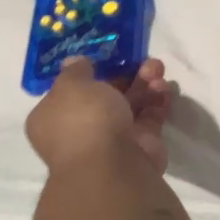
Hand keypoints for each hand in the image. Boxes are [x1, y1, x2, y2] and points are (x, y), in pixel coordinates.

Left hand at [25, 57, 173, 174]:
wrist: (112, 162)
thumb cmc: (84, 120)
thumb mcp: (71, 86)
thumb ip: (75, 70)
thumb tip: (75, 61)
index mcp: (54, 117)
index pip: (70, 92)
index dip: (89, 73)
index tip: (107, 58)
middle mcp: (82, 127)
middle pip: (106, 95)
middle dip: (126, 75)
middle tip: (142, 59)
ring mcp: (113, 136)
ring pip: (131, 103)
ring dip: (145, 84)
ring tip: (158, 68)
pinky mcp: (141, 141)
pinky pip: (150, 115)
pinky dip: (158, 100)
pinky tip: (165, 87)